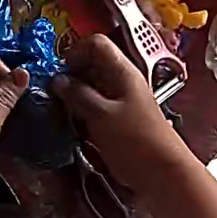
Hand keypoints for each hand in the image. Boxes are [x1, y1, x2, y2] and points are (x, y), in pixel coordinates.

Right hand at [54, 35, 191, 187]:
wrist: (163, 173)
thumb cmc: (135, 140)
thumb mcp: (101, 115)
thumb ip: (78, 95)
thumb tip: (58, 80)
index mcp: (122, 72)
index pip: (96, 44)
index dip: (75, 52)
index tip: (58, 72)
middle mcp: (122, 82)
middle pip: (92, 65)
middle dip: (70, 76)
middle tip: (54, 94)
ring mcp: (120, 102)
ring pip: (91, 88)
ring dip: (74, 96)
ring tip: (60, 111)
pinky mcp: (117, 120)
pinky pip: (94, 108)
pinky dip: (81, 112)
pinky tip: (73, 125)